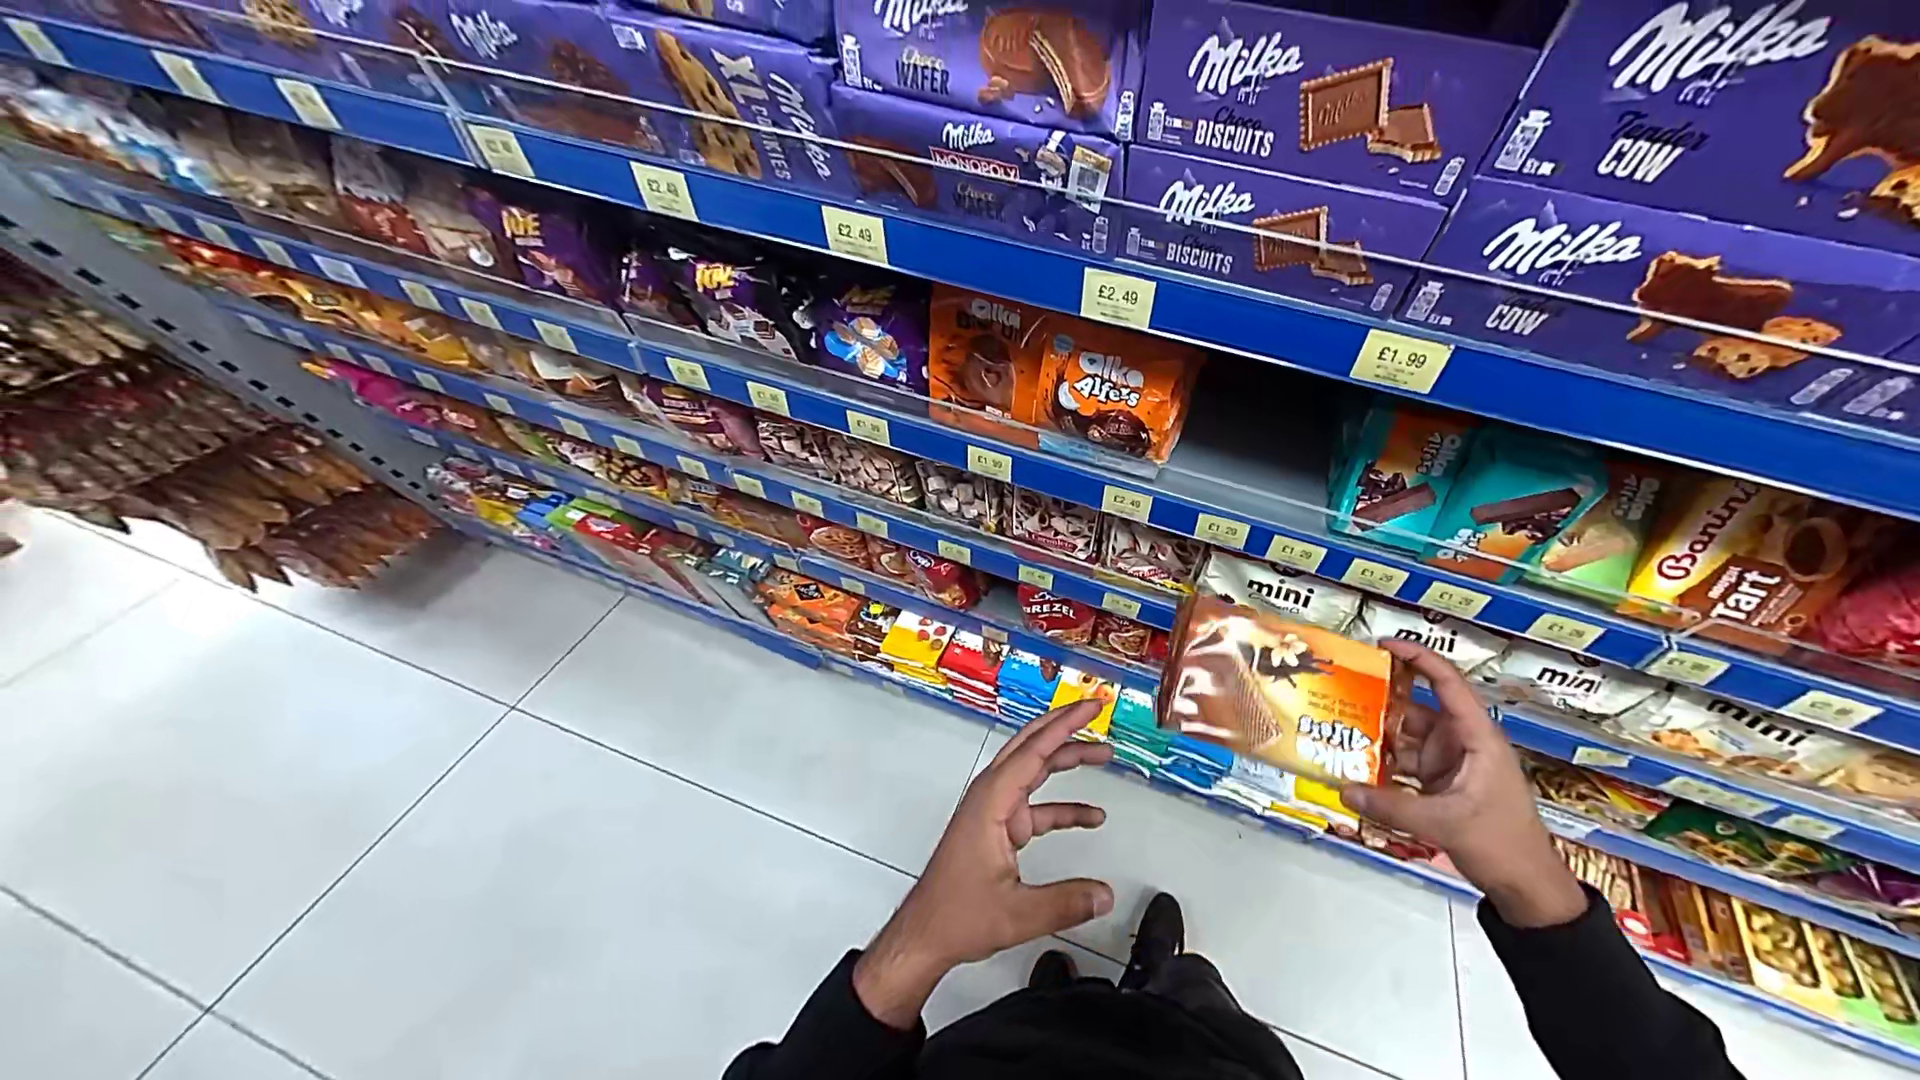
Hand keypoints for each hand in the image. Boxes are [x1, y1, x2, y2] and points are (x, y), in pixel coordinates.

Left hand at [853, 702, 1115, 1027]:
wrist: (926, 932)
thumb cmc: (956, 915)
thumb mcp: (1017, 913)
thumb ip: (1066, 902)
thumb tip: (1105, 894)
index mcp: (991, 801)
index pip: (1034, 750)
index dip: (1064, 724)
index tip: (1089, 706)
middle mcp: (991, 796)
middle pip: (1031, 747)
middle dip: (1064, 727)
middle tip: (1095, 711)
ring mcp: (994, 810)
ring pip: (1034, 772)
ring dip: (1066, 761)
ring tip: (1102, 754)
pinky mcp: (998, 827)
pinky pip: (1036, 806)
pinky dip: (1063, 806)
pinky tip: (1090, 815)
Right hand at [1339, 641, 1586, 928]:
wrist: (1527, 888)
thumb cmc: (1502, 844)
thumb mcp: (1446, 823)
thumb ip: (1391, 806)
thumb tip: (1342, 788)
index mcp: (1475, 737)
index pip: (1447, 683)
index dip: (1418, 658)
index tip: (1382, 645)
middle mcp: (1459, 741)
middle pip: (1415, 707)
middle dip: (1379, 697)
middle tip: (1340, 688)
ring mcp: (1447, 761)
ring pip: (1403, 735)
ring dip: (1373, 733)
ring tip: (1334, 725)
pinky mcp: (1436, 781)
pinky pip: (1400, 761)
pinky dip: (1377, 760)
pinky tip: (1349, 761)